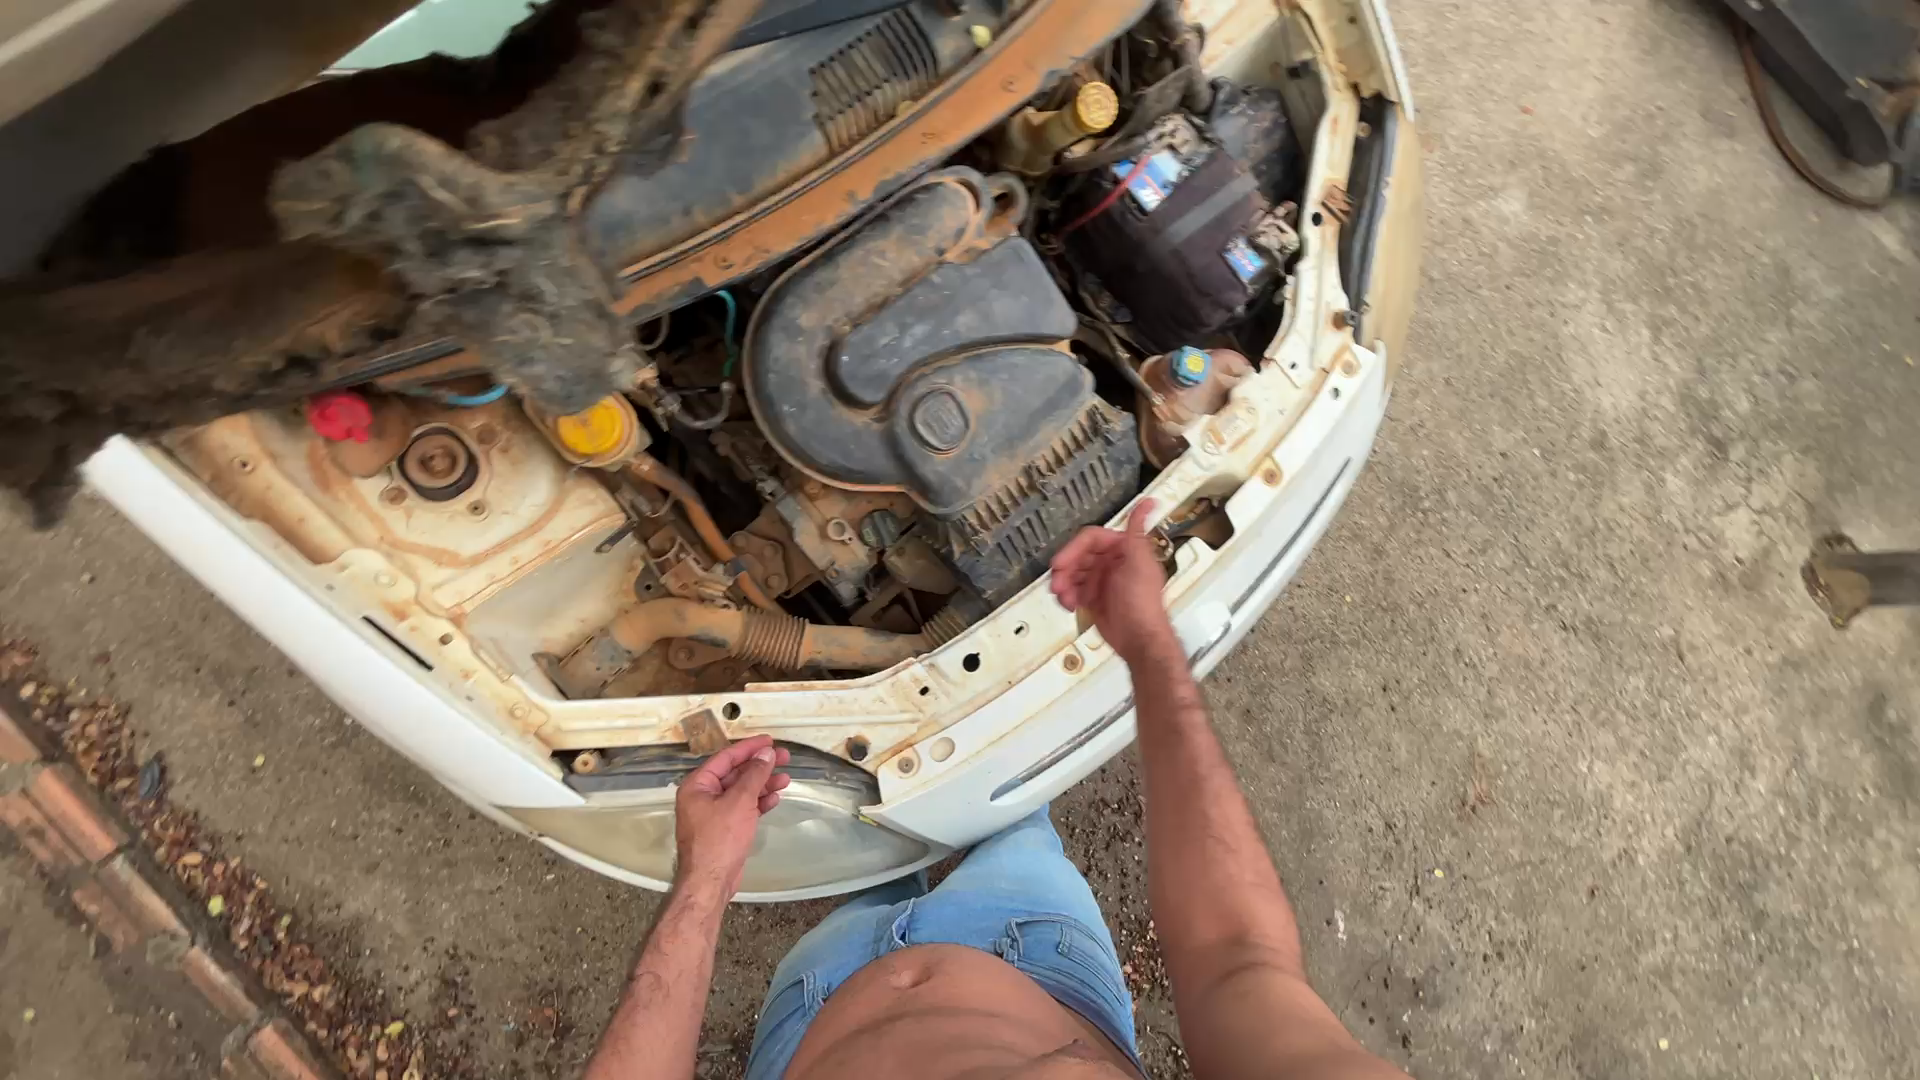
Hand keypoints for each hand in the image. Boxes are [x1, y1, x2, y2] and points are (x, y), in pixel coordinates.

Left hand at [673, 734, 791, 897]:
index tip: (770, 741)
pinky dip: (759, 802)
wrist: (711, 882)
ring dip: (763, 784)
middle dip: (760, 766)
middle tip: (784, 758)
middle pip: (736, 773)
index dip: (749, 747)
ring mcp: (714, 813)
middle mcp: (703, 796)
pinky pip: (743, 807)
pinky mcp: (725, 828)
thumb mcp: (739, 801)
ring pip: (742, 791)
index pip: (726, 757)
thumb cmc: (719, 839)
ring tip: (785, 779)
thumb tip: (766, 753)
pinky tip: (774, 799)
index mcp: (698, 785)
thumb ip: (754, 774)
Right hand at [1049, 500, 1176, 664]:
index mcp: (1123, 550)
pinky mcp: (1093, 598)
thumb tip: (1149, 502)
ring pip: (1073, 574)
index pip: (1091, 539)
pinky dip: (1067, 597)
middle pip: (1078, 557)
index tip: (1061, 562)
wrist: (1139, 640)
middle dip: (1065, 570)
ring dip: (1064, 584)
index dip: (1074, 549)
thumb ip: (1137, 531)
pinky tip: (1069, 605)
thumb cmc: (1142, 602)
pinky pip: (1073, 591)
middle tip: (1057, 583)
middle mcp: (1111, 563)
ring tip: (1063, 597)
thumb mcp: (1139, 562)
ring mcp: (1102, 581)